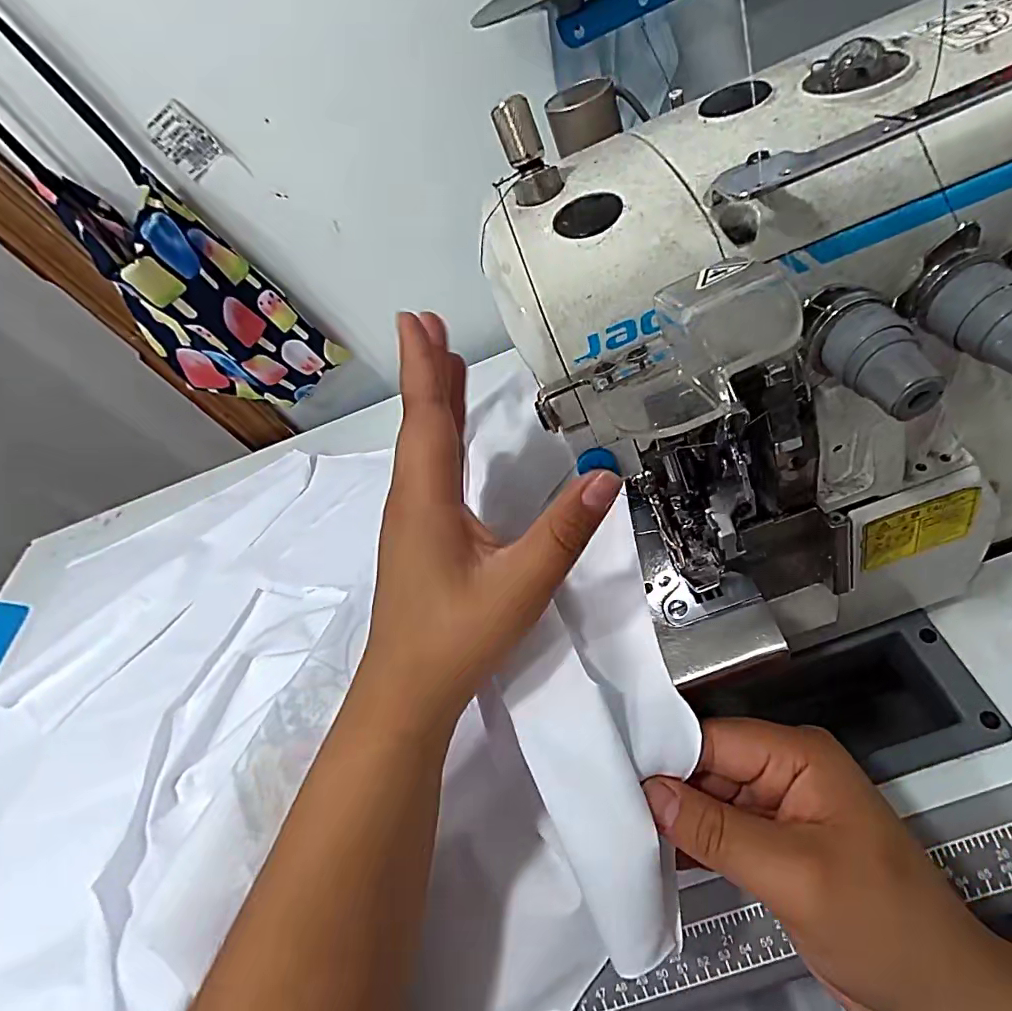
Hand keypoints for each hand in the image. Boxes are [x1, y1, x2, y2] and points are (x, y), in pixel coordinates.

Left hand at [355, 311, 621, 728]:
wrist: (408, 691)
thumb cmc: (458, 635)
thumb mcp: (522, 583)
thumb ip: (564, 530)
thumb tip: (604, 475)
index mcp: (428, 498)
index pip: (428, 417)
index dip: (425, 366)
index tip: (417, 319)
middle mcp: (411, 499)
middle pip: (420, 423)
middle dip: (426, 371)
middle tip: (426, 324)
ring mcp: (410, 520)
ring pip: (420, 447)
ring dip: (430, 402)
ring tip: (441, 364)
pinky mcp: (417, 539)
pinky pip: (425, 470)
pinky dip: (435, 437)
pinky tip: (446, 442)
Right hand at [641, 719, 995, 1010]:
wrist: (938, 992)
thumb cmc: (887, 925)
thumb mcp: (795, 875)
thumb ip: (719, 831)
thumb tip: (654, 792)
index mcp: (799, 757)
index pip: (715, 740)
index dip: (666, 757)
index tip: (618, 777)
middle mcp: (786, 773)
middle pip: (708, 767)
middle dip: (666, 790)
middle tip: (615, 812)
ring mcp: (780, 811)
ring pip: (710, 801)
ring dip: (676, 820)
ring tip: (626, 833)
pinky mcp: (775, 846)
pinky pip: (722, 833)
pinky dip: (694, 845)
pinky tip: (660, 857)